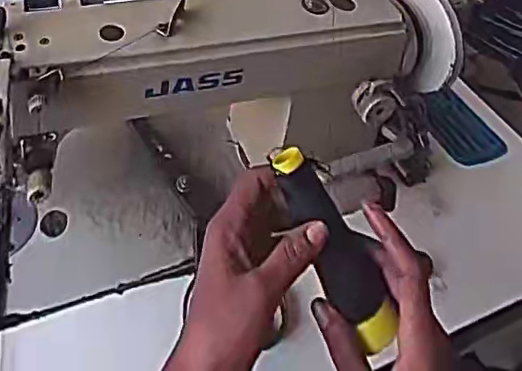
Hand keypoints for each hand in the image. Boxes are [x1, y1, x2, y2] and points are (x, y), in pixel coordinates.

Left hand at [166, 167, 328, 370]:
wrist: (205, 370)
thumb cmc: (215, 333)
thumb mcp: (262, 289)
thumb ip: (292, 256)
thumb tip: (314, 229)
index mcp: (225, 229)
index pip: (250, 182)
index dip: (276, 172)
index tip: (300, 171)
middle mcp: (229, 238)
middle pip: (261, 200)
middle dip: (289, 199)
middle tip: (315, 201)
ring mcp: (237, 256)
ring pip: (268, 224)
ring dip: (291, 223)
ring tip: (315, 226)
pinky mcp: (245, 275)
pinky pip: (270, 247)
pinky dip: (288, 245)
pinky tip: (305, 252)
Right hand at [312, 202, 454, 370]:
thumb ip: (344, 345)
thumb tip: (325, 309)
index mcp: (424, 338)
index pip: (409, 267)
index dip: (389, 232)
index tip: (372, 210)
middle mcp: (435, 338)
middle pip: (410, 275)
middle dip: (382, 248)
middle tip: (358, 232)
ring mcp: (435, 347)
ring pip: (412, 294)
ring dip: (385, 273)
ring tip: (358, 263)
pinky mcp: (430, 357)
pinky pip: (411, 313)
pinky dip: (390, 296)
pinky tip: (370, 302)